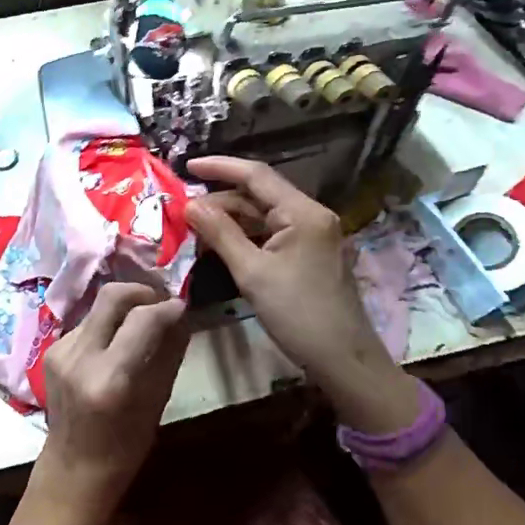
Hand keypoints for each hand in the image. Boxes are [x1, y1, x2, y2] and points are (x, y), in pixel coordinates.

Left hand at [32, 283, 190, 524]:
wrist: (73, 469)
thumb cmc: (124, 447)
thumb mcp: (157, 401)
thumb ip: (169, 353)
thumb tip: (181, 315)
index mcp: (110, 379)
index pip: (143, 319)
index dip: (167, 307)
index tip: (182, 307)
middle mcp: (80, 358)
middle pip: (112, 296)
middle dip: (143, 291)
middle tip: (161, 302)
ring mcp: (60, 351)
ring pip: (99, 307)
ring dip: (125, 308)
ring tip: (143, 323)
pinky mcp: (50, 350)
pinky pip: (87, 323)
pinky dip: (108, 325)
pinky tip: (117, 343)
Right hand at [185, 156, 420, 433]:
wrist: (342, 358)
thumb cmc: (298, 314)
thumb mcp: (252, 273)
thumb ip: (220, 233)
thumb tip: (190, 204)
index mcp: (302, 212)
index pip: (256, 175)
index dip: (220, 167)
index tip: (186, 165)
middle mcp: (310, 214)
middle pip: (259, 195)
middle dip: (220, 199)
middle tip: (182, 209)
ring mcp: (312, 234)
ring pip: (263, 215)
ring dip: (230, 219)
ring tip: (193, 227)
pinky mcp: (308, 253)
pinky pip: (271, 234)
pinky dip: (245, 236)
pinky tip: (219, 245)